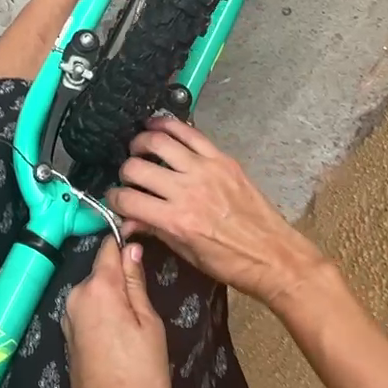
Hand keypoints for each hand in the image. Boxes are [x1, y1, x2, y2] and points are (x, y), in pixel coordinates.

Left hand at [62, 238, 170, 387]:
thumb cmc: (141, 378)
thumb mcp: (150, 326)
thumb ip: (137, 283)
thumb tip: (131, 248)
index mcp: (97, 287)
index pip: (109, 246)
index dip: (127, 243)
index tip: (145, 247)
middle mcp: (76, 295)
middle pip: (102, 269)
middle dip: (123, 277)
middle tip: (148, 304)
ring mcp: (68, 316)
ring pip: (96, 290)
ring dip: (115, 298)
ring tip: (137, 324)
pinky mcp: (68, 334)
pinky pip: (90, 309)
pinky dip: (105, 313)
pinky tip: (121, 336)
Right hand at [108, 116, 330, 308]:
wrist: (274, 256)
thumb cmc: (231, 262)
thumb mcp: (187, 253)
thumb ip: (155, 231)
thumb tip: (128, 221)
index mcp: (176, 220)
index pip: (128, 200)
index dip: (114, 199)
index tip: (115, 199)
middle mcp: (187, 190)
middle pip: (136, 168)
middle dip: (124, 172)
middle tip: (129, 177)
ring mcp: (205, 170)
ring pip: (158, 142)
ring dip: (140, 143)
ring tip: (138, 148)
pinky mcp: (221, 159)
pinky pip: (189, 133)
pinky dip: (168, 125)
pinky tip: (157, 126)